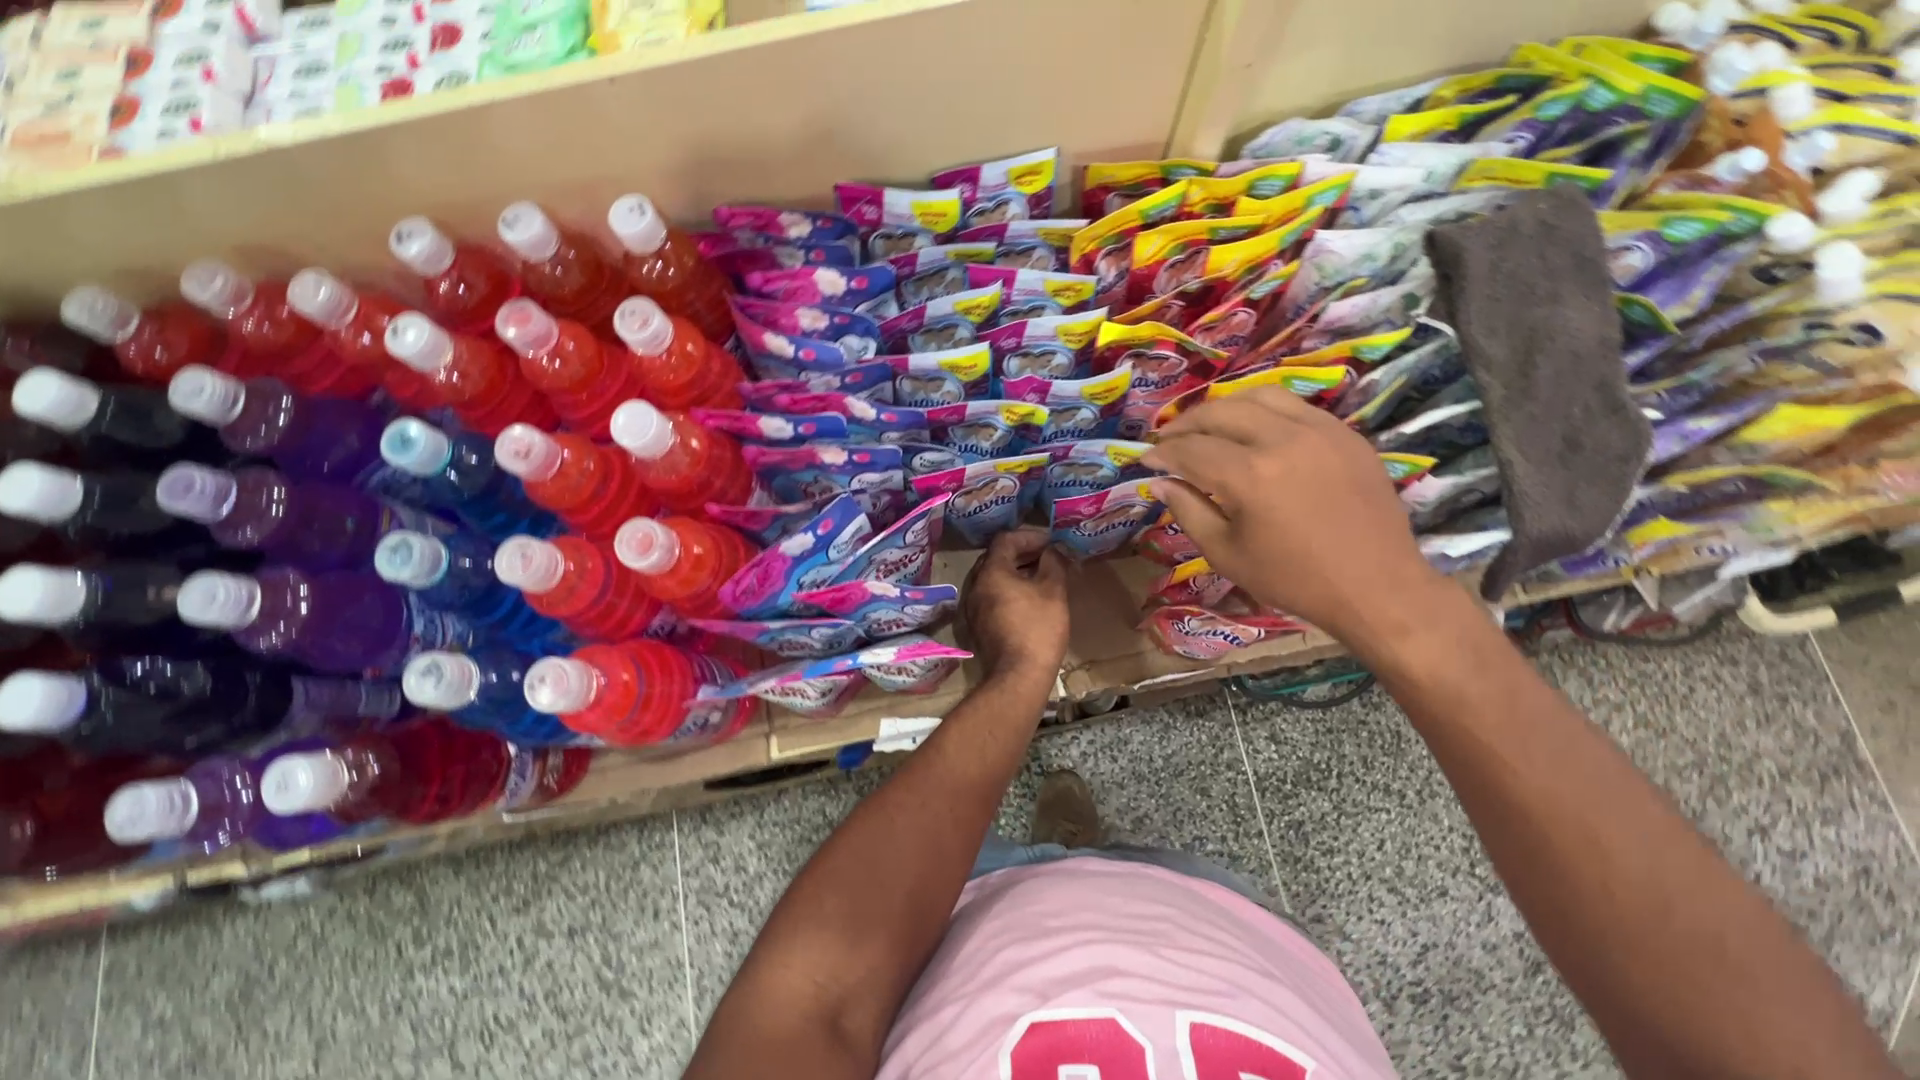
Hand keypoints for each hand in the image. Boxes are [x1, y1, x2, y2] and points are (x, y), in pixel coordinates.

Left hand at [961, 527, 1069, 685]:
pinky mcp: (977, 625)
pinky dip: (1008, 590)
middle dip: (1023, 553)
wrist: (1018, 676)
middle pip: (996, 557)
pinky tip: (1029, 599)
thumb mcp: (1053, 590)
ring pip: (993, 578)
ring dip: (1016, 572)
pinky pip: (991, 596)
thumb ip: (1054, 562)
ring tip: (1042, 577)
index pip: (1005, 539)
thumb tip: (1055, 549)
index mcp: (990, 572)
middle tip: (1048, 557)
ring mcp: (973, 607)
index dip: (1030, 536)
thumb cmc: (1038, 628)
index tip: (1051, 543)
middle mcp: (975, 585)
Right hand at [1141, 386, 1450, 642]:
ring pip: (1259, 395)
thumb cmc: (1294, 580)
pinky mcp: (1345, 434)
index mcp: (1249, 476)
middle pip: (1220, 411)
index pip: (1191, 449)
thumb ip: (1189, 511)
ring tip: (1210, 426)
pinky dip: (1265, 411)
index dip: (1163, 453)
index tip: (1147, 459)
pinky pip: (1295, 406)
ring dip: (1225, 407)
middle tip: (1170, 440)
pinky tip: (1255, 430)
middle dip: (1186, 423)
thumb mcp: (1227, 555)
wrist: (1375, 586)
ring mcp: (1319, 430)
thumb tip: (1162, 482)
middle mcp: (1282, 440)